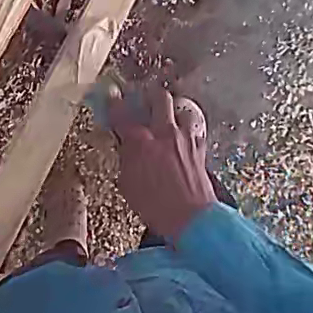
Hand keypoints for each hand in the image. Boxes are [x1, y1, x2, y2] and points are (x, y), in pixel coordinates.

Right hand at [110, 81, 215, 240]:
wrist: (192, 218)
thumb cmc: (157, 207)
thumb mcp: (128, 185)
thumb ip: (127, 160)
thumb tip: (127, 149)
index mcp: (140, 142)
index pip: (122, 114)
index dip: (115, 103)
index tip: (113, 96)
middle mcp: (164, 134)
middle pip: (159, 98)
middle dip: (151, 94)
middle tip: (146, 97)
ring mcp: (184, 139)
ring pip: (181, 110)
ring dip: (174, 111)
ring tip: (169, 117)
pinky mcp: (199, 149)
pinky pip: (193, 130)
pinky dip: (187, 131)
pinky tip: (183, 139)